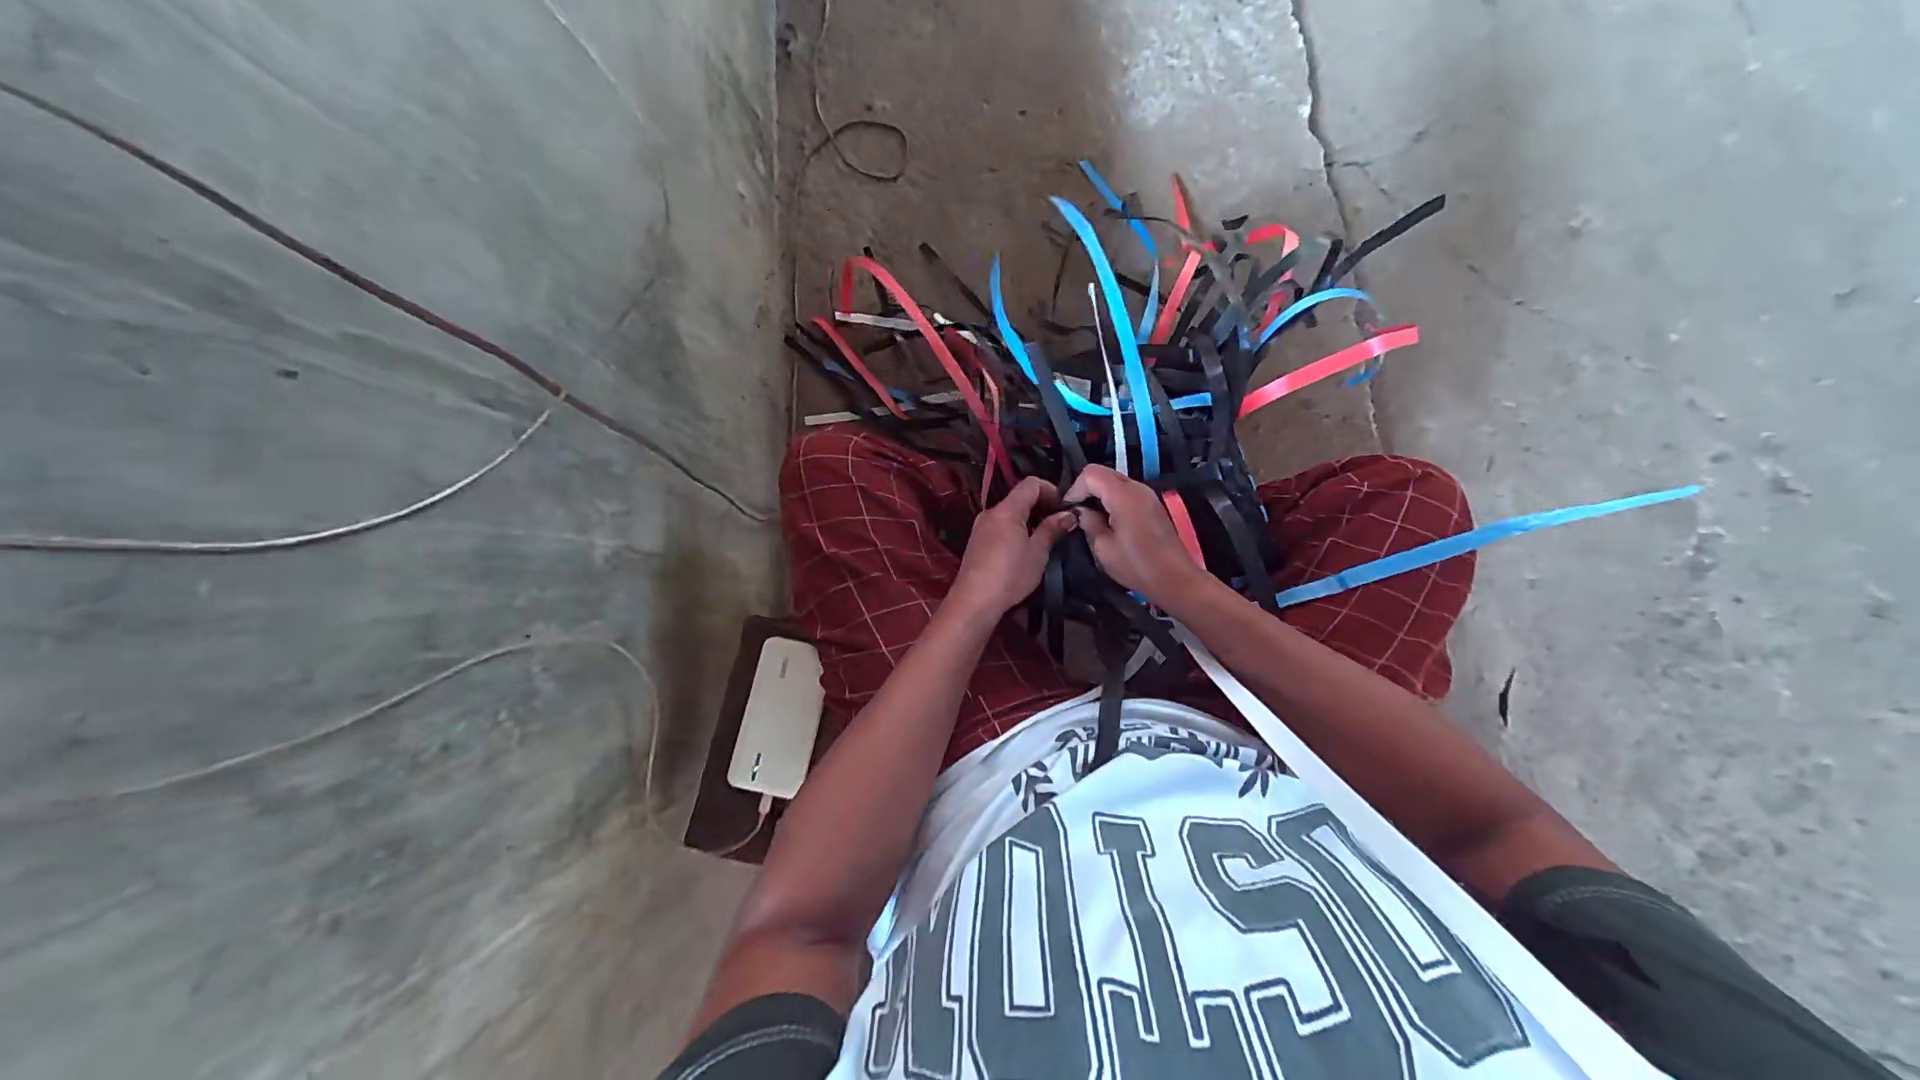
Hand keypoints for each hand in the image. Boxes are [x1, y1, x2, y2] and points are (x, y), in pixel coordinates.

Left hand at [949, 477, 1078, 616]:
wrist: (974, 600)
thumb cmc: (1010, 575)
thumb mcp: (1037, 553)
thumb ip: (1051, 529)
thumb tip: (1068, 515)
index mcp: (1007, 510)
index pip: (1030, 484)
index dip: (1051, 490)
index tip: (1063, 508)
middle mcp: (991, 512)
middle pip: (1019, 497)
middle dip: (1041, 505)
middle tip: (1058, 523)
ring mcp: (981, 526)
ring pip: (1009, 512)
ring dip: (1028, 518)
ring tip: (1044, 537)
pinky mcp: (976, 541)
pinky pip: (999, 525)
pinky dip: (1015, 528)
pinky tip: (1024, 547)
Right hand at [1062, 466, 1207, 606]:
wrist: (1175, 580)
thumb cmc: (1137, 566)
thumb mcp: (1103, 548)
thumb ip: (1089, 523)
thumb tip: (1080, 512)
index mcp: (1124, 496)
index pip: (1091, 473)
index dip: (1074, 488)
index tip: (1068, 509)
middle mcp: (1138, 488)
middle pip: (1104, 473)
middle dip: (1086, 489)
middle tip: (1076, 512)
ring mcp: (1148, 495)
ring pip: (1115, 481)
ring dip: (1099, 494)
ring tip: (1089, 518)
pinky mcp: (1152, 505)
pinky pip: (1126, 492)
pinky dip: (1112, 500)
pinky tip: (1107, 521)